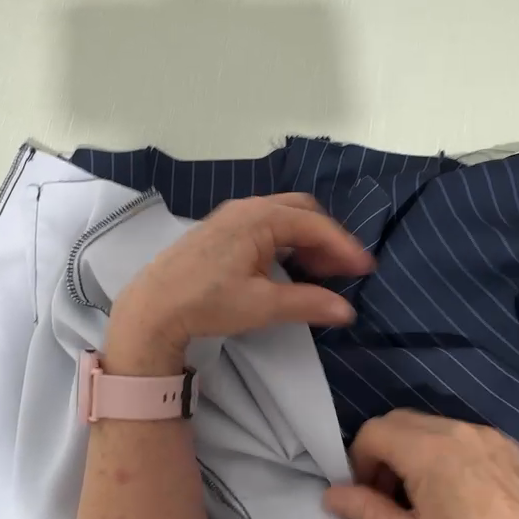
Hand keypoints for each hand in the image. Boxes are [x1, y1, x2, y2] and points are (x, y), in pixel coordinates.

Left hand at [107, 194, 373, 374]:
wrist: (152, 308)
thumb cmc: (207, 302)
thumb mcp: (262, 306)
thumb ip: (308, 303)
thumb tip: (347, 311)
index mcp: (260, 218)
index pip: (315, 225)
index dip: (345, 247)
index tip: (366, 269)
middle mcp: (247, 208)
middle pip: (301, 212)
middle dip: (327, 239)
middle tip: (343, 270)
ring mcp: (231, 217)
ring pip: (282, 217)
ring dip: (306, 240)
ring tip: (320, 272)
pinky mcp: (220, 231)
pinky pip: (265, 225)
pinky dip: (286, 241)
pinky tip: (288, 266)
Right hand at [323, 410, 518, 518]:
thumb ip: (366, 511)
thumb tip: (331, 494)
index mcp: (428, 449)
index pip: (373, 431)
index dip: (359, 461)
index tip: (368, 495)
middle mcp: (455, 429)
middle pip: (399, 421)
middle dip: (383, 452)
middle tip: (388, 495)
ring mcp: (484, 432)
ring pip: (429, 425)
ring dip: (412, 450)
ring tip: (420, 496)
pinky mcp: (504, 443)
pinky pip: (459, 434)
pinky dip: (443, 452)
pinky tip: (454, 491)